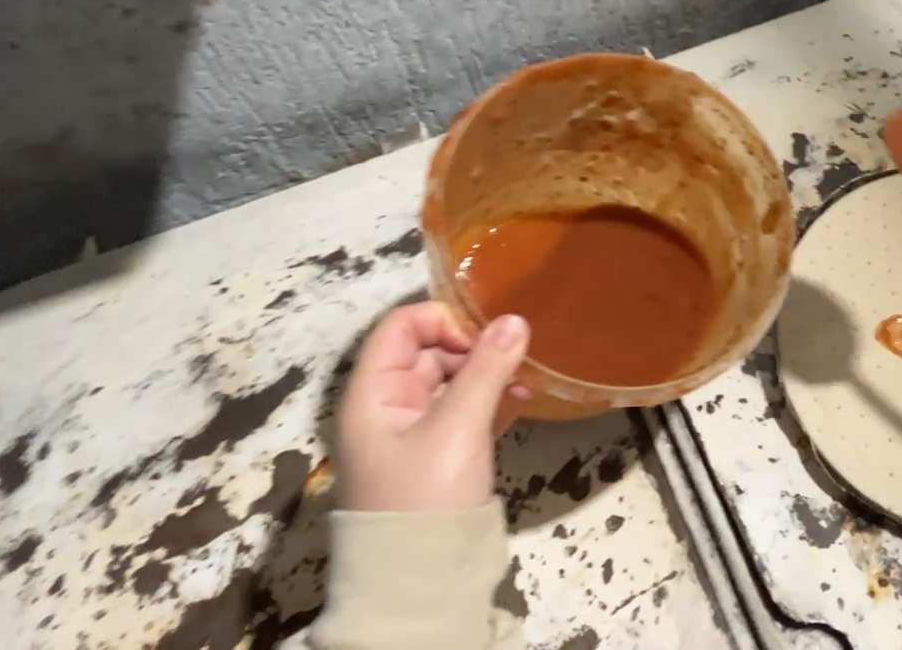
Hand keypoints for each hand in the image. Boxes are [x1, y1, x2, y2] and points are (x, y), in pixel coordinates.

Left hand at [337, 302, 531, 512]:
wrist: (421, 583)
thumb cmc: (426, 495)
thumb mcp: (458, 427)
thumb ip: (487, 369)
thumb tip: (515, 318)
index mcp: (374, 393)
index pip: (401, 327)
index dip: (443, 321)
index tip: (483, 338)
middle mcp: (391, 404)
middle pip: (432, 349)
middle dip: (475, 346)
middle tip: (516, 358)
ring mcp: (417, 428)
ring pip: (455, 377)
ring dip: (490, 371)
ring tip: (527, 380)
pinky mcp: (443, 450)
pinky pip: (468, 405)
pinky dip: (494, 396)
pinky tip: (523, 398)